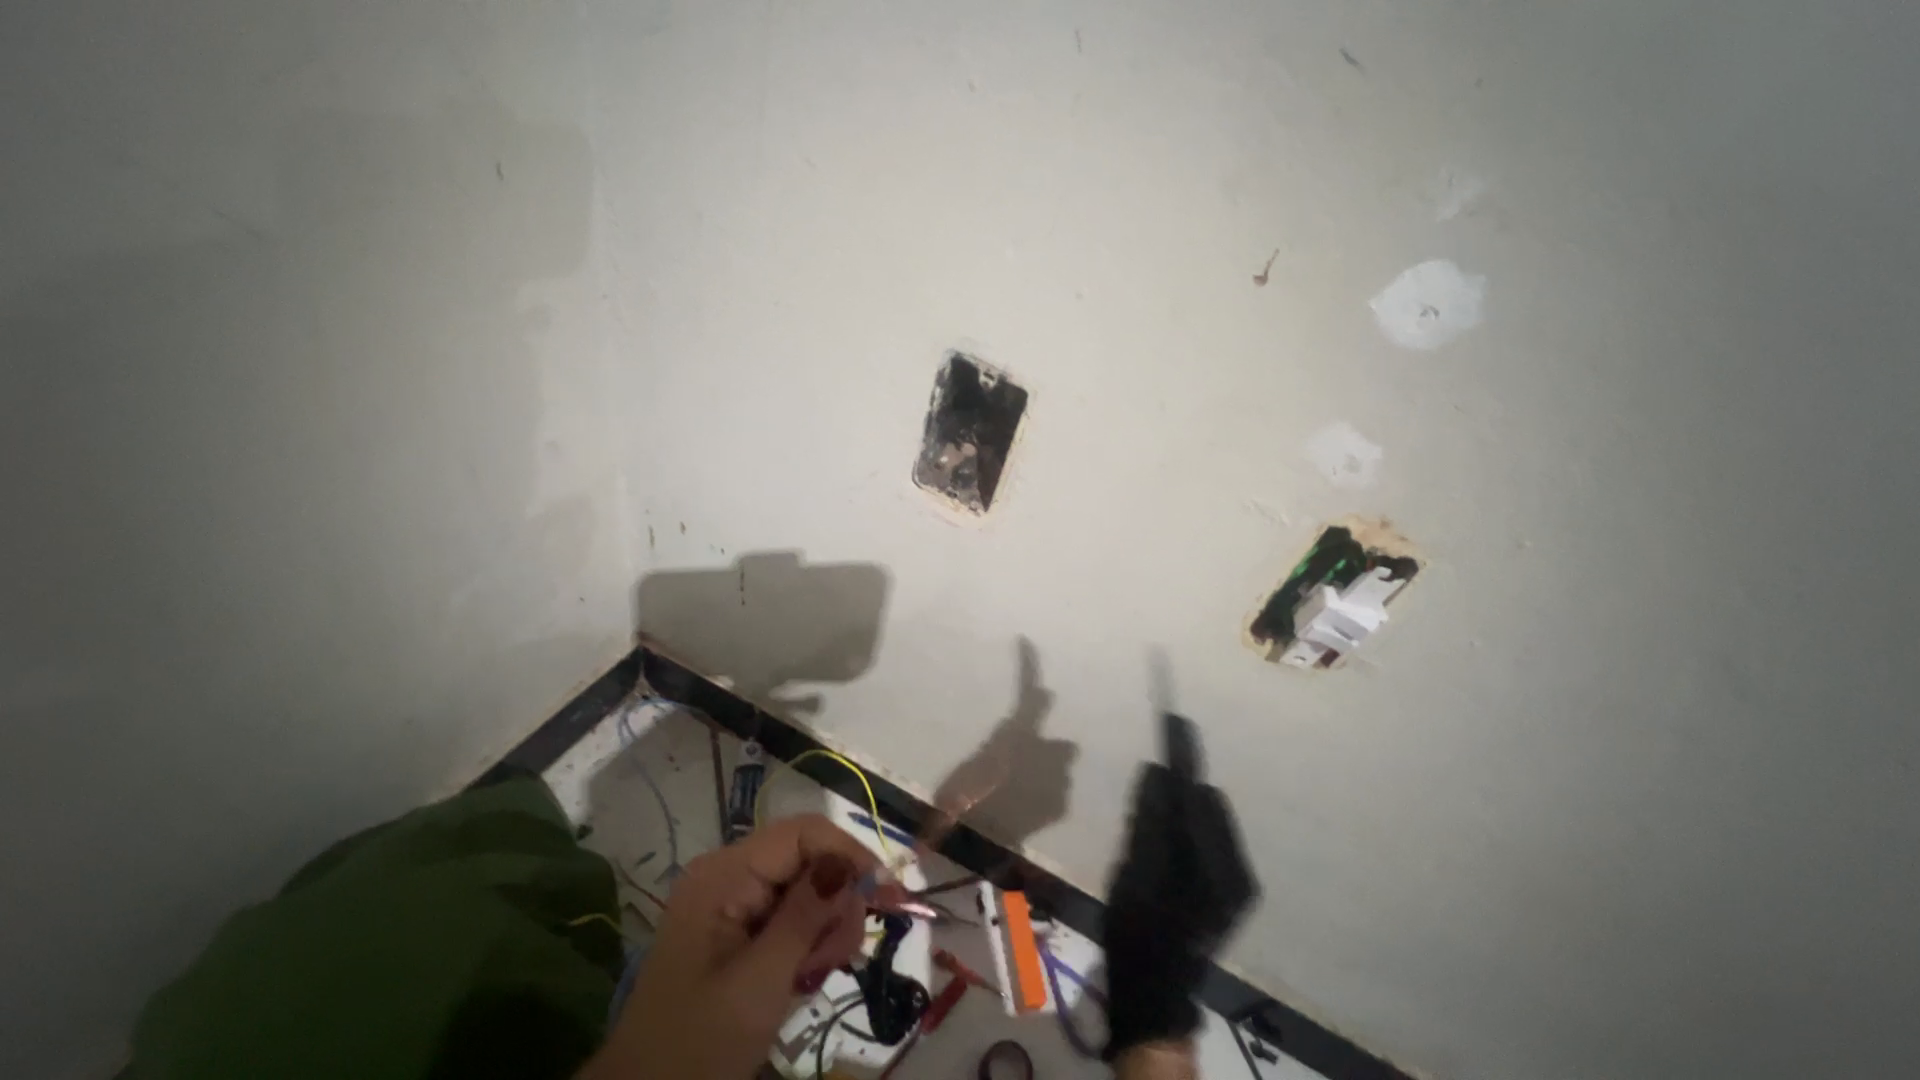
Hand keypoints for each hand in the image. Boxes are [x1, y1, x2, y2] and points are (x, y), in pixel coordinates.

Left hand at [580, 815, 878, 1079]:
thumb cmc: (700, 1041)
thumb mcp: (760, 980)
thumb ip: (806, 916)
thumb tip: (850, 863)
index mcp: (724, 874)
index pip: (803, 832)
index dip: (848, 855)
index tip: (886, 898)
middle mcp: (729, 873)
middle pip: (810, 858)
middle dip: (836, 902)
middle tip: (839, 957)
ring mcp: (733, 900)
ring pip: (808, 887)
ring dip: (826, 926)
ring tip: (815, 974)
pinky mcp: (739, 927)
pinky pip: (792, 914)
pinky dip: (809, 940)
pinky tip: (803, 975)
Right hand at [1102, 713, 1256, 1059]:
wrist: (1154, 992)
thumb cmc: (1137, 933)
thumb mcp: (1134, 873)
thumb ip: (1149, 818)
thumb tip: (1158, 770)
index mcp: (1220, 867)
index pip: (1197, 794)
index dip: (1183, 755)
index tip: (1175, 717)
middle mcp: (1240, 871)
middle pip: (1207, 806)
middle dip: (1179, 784)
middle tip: (1149, 770)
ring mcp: (1239, 883)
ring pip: (1208, 823)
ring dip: (1182, 807)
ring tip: (1152, 803)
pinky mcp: (1231, 890)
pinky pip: (1209, 842)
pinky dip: (1186, 828)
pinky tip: (1163, 832)